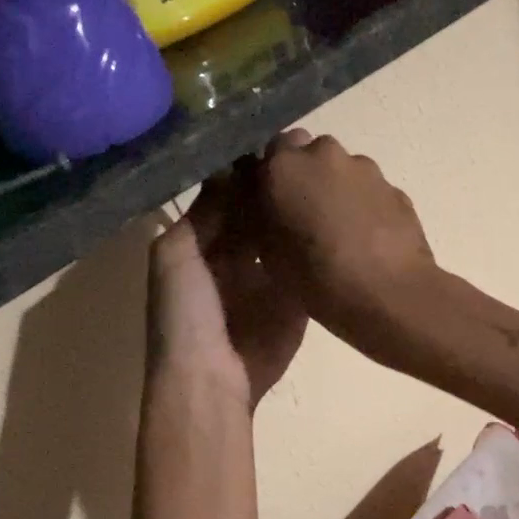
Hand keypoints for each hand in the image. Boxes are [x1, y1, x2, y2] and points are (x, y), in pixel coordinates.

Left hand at [147, 163, 307, 408]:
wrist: (213, 378)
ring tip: (326, 178)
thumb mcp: (179, 254)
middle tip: (305, 154)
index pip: (229, 197)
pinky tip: (339, 218)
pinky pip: (309, 269)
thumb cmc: (185, 313)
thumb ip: (206, 212)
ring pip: (287, 237)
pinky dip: (320, 249)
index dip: (247, 172)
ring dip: (301, 216)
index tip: (272, 140)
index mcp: (203, 242)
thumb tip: (229, 163)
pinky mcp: (297, 301)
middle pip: (261, 215)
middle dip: (277, 191)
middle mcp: (237, 256)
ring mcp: (270, 278)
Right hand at [256, 129, 448, 355]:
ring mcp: (367, 170)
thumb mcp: (270, 256)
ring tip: (344, 235)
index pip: (267, 154)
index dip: (270, 180)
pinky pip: (373, 194)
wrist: (392, 298)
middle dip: (307, 179)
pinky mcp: (398, 191)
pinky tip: (372, 243)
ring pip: (345, 172)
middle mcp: (325, 154)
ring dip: (340, 193)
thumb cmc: (319, 281)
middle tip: (308, 219)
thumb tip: (266, 205)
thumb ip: (261, 217)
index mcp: (284, 166)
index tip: (273, 206)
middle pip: (309, 156)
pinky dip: (369, 209)